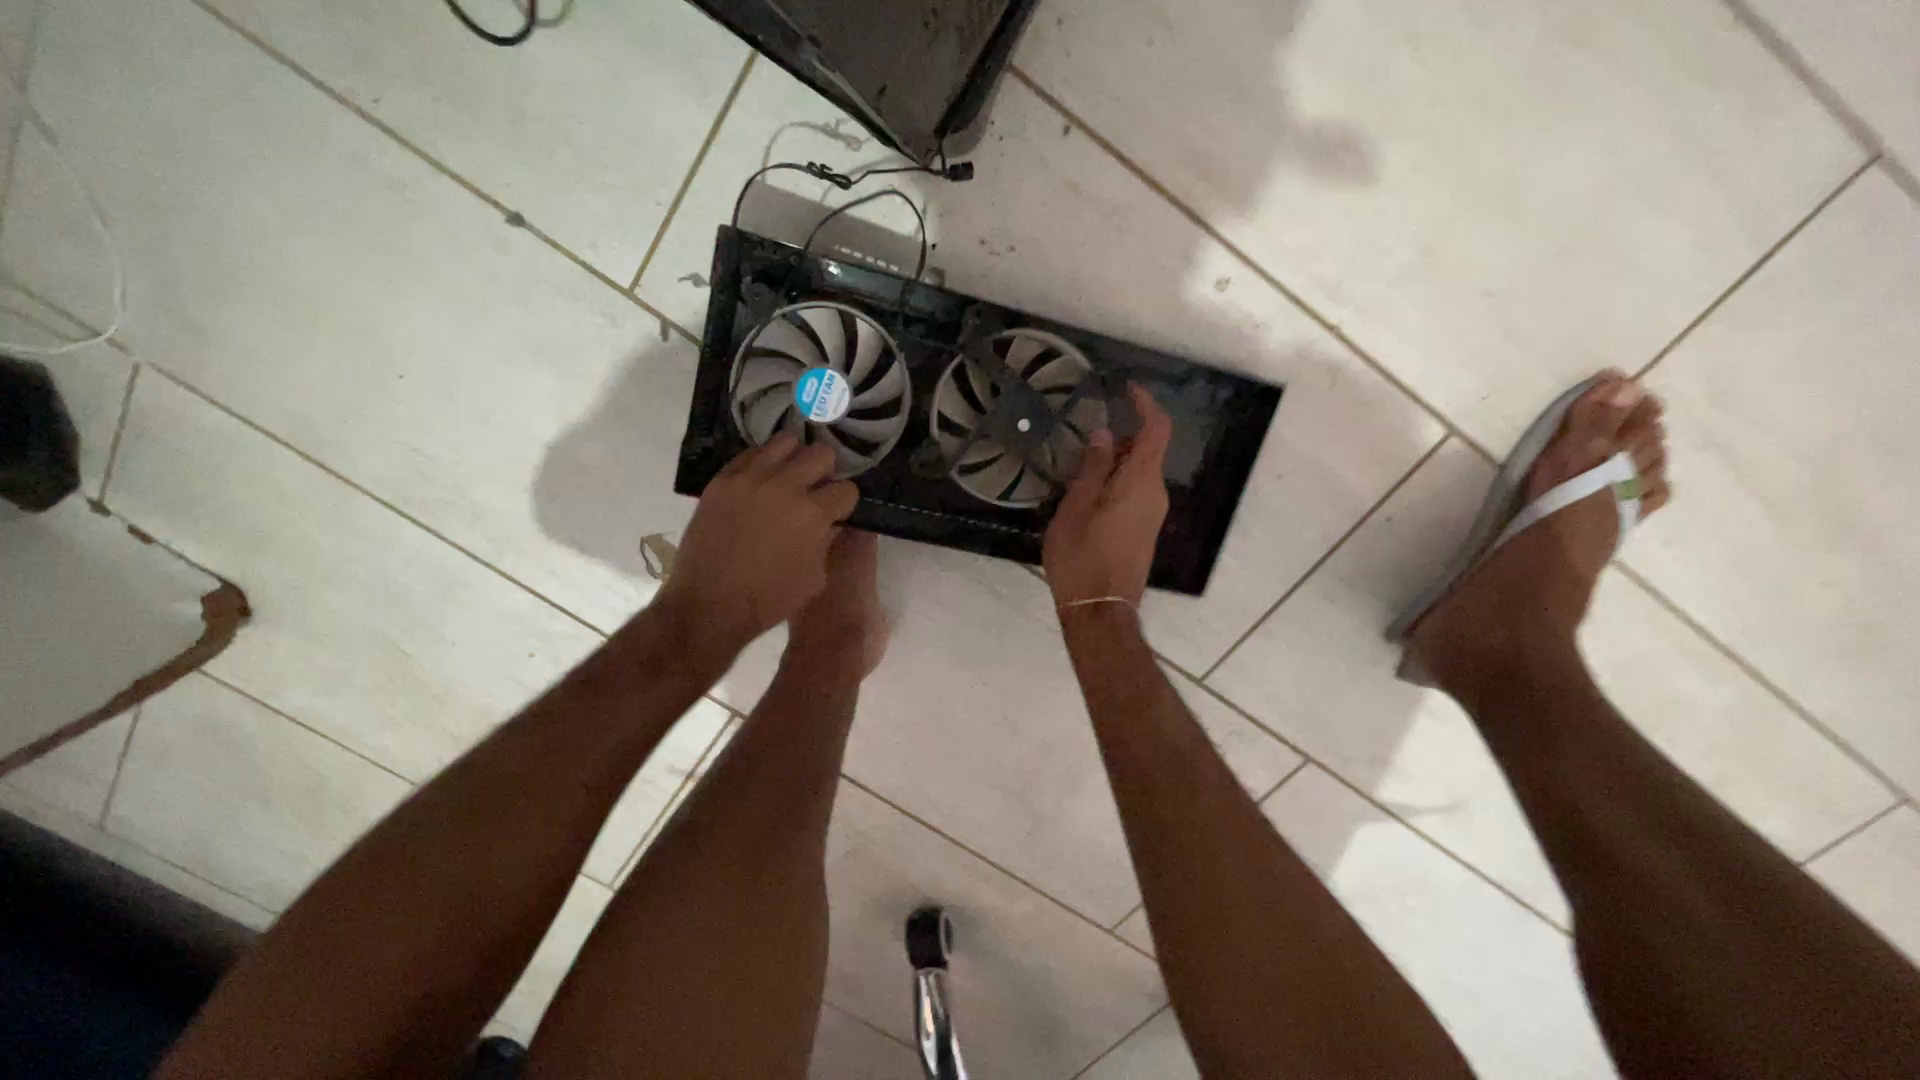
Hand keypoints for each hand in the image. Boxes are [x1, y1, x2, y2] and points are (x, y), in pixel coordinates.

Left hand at [654, 432, 859, 657]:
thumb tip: (830, 521)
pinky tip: (761, 480)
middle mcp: (785, 486)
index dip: (844, 502)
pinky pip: (750, 454)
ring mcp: (750, 478)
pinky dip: (762, 463)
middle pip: (821, 454)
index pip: (846, 489)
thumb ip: (826, 541)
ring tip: (788, 477)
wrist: (710, 604)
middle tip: (816, 489)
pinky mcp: (723, 480)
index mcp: (813, 514)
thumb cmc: (769, 600)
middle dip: (825, 471)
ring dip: (794, 459)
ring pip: (785, 442)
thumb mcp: (814, 577)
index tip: (837, 512)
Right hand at [1043, 384, 1171, 610]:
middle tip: (1085, 438)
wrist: (1100, 611)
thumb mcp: (1076, 507)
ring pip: (1141, 473)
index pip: (1157, 430)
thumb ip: (1093, 467)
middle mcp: (1156, 494)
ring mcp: (1153, 515)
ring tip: (1079, 468)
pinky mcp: (1144, 531)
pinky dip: (1118, 482)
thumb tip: (1105, 433)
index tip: (1126, 389)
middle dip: (1122, 436)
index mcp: (1141, 482)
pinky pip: (1136, 493)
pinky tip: (1087, 495)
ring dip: (1117, 462)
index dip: (1146, 404)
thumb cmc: (1082, 558)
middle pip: (1148, 451)